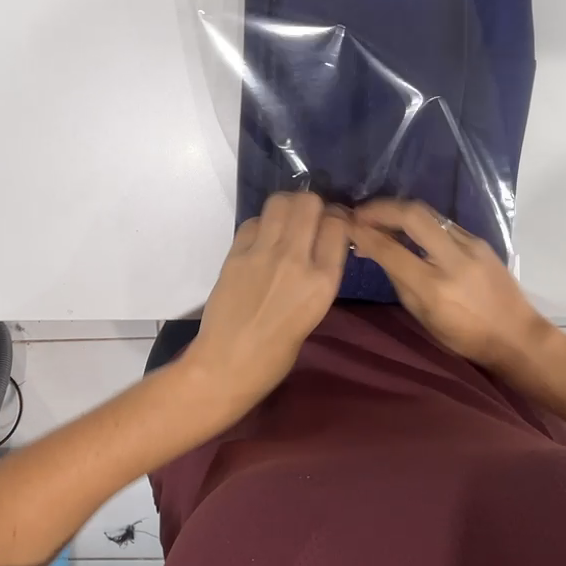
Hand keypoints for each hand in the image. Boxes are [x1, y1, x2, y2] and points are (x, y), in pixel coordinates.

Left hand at [181, 192, 349, 404]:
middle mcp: (295, 259)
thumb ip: (319, 275)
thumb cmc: (277, 352)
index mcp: (323, 281)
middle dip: (312, 205)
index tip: (332, 224)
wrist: (228, 364)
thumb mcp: (315, 312)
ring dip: (286, 206)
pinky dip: (261, 225)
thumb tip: (320, 246)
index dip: (337, 218)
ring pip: (280, 202)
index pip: (337, 224)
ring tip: (284, 222)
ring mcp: (262, 253)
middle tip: (307, 218)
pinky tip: (260, 241)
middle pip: (309, 202)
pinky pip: (253, 222)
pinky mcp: (235, 253)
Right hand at [351, 199, 556, 371]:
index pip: (390, 249)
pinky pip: (442, 223)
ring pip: (428, 214)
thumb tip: (376, 251)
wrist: (517, 336)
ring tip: (379, 217)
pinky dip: (419, 221)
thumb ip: (399, 279)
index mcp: (434, 287)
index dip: (363, 233)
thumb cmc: (465, 336)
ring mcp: (470, 245)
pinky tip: (408, 229)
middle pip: (412, 215)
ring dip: (398, 211)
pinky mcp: (479, 240)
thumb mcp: (423, 316)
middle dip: (381, 208)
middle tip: (361, 212)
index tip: (346, 225)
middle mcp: (453, 260)